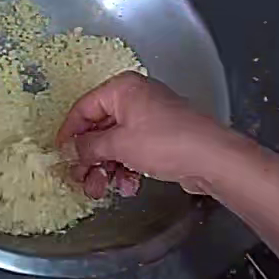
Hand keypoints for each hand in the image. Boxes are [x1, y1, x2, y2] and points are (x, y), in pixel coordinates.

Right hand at [56, 72, 249, 197]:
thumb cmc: (165, 143)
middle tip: (81, 179)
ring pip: (116, 141)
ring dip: (107, 166)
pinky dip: (127, 167)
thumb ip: (87, 147)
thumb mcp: (118, 145)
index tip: (60, 155)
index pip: (83, 109)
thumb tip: (68, 150)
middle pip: (99, 128)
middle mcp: (134, 97)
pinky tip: (129, 186)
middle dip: (90, 157)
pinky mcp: (163, 136)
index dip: (69, 134)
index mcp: (121, 88)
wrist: (218, 161)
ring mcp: (150, 117)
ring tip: (103, 190)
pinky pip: (134, 148)